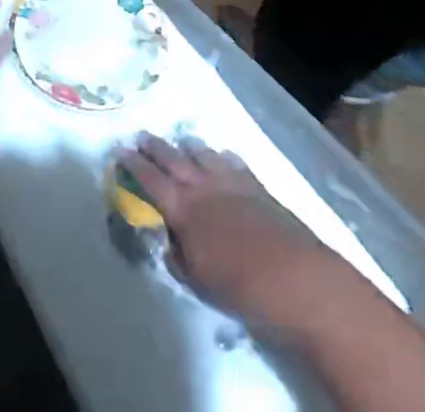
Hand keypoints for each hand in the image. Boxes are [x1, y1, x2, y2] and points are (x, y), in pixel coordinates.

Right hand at [120, 135, 355, 334]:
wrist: (304, 284)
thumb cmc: (242, 287)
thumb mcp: (196, 279)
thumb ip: (177, 256)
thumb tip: (168, 243)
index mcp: (180, 208)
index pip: (148, 178)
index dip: (132, 163)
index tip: (120, 152)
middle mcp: (201, 188)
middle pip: (171, 158)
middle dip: (154, 146)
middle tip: (141, 137)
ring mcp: (232, 185)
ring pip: (203, 154)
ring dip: (188, 146)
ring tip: (181, 142)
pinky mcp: (260, 190)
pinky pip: (236, 164)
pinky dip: (223, 157)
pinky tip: (222, 157)